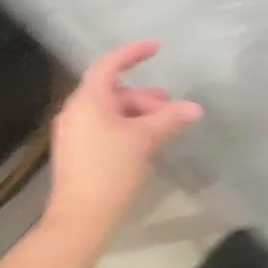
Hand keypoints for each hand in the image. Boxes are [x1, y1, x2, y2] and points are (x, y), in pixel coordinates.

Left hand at [45, 41, 202, 238]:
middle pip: (113, 92)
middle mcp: (75, 111)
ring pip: (108, 112)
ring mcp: (72, 133)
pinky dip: (124, 129)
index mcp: (87, 99)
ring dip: (136, 116)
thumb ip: (168, 119)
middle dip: (144, 98)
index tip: (157, 48)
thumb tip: (195, 108)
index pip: (110, 64)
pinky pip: (102, 129)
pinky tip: (143, 146)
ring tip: (162, 131)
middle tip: (171, 111)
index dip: (133, 53)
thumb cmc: (111, 171)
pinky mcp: (74, 153)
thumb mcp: (144, 140)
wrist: (80, 218)